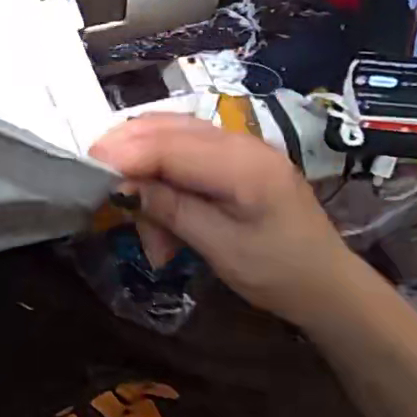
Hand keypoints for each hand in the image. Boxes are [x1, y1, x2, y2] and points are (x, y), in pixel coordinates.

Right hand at [89, 114, 373, 327]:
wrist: (330, 287)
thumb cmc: (280, 273)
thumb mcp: (221, 248)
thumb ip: (170, 209)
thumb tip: (119, 186)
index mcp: (244, 164)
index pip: (169, 145)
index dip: (124, 153)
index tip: (87, 170)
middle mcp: (239, 141)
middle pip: (164, 129)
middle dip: (126, 156)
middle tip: (101, 191)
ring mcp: (236, 145)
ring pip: (167, 136)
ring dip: (141, 169)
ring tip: (139, 218)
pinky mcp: (229, 156)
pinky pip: (179, 148)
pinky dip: (157, 172)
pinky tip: (153, 203)